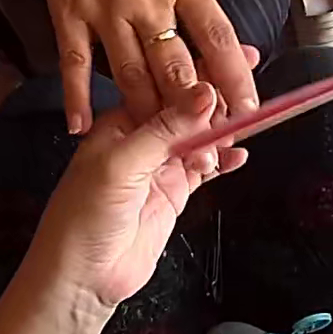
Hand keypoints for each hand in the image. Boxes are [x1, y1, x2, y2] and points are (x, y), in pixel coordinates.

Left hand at [27, 84, 246, 308]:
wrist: (82, 275)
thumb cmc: (85, 215)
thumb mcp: (121, 165)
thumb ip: (165, 130)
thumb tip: (206, 92)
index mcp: (121, 122)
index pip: (165, 88)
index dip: (198, 73)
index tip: (231, 57)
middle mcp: (141, 139)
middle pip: (187, 110)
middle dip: (217, 100)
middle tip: (250, 93)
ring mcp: (159, 166)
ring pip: (200, 138)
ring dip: (222, 133)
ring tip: (245, 127)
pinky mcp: (173, 193)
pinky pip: (205, 169)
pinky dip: (223, 162)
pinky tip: (239, 156)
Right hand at [28, 0, 258, 134]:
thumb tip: (200, 27)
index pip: (217, 38)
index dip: (234, 79)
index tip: (248, 110)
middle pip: (176, 68)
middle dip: (192, 111)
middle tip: (204, 142)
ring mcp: (105, 8)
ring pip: (130, 75)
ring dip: (146, 115)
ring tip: (156, 146)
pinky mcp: (67, 10)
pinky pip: (74, 63)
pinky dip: (78, 99)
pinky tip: (83, 128)